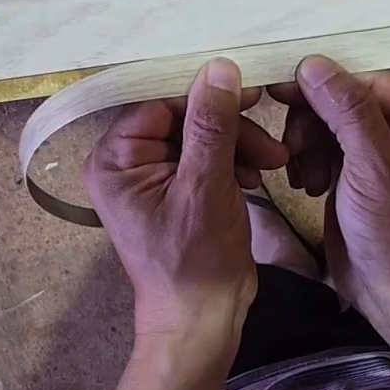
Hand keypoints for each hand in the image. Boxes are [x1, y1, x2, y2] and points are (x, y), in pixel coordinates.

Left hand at [84, 58, 287, 359]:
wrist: (203, 320)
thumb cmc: (196, 261)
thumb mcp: (206, 187)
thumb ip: (211, 125)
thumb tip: (219, 68)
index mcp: (116, 160)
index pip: (160, 102)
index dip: (205, 95)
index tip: (250, 93)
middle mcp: (128, 162)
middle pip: (183, 117)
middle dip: (230, 127)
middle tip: (270, 144)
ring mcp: (153, 176)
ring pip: (201, 134)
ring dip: (239, 144)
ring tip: (273, 163)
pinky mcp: (178, 188)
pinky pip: (207, 156)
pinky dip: (235, 161)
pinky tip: (256, 176)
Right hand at [269, 56, 389, 340]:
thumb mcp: (374, 166)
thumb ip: (346, 111)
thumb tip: (314, 63)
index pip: (367, 80)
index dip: (325, 85)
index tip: (283, 91)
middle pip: (344, 98)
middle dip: (313, 121)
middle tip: (293, 149)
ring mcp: (380, 148)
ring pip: (328, 121)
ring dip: (307, 143)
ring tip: (305, 177)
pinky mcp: (357, 169)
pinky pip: (323, 145)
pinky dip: (308, 160)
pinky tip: (308, 185)